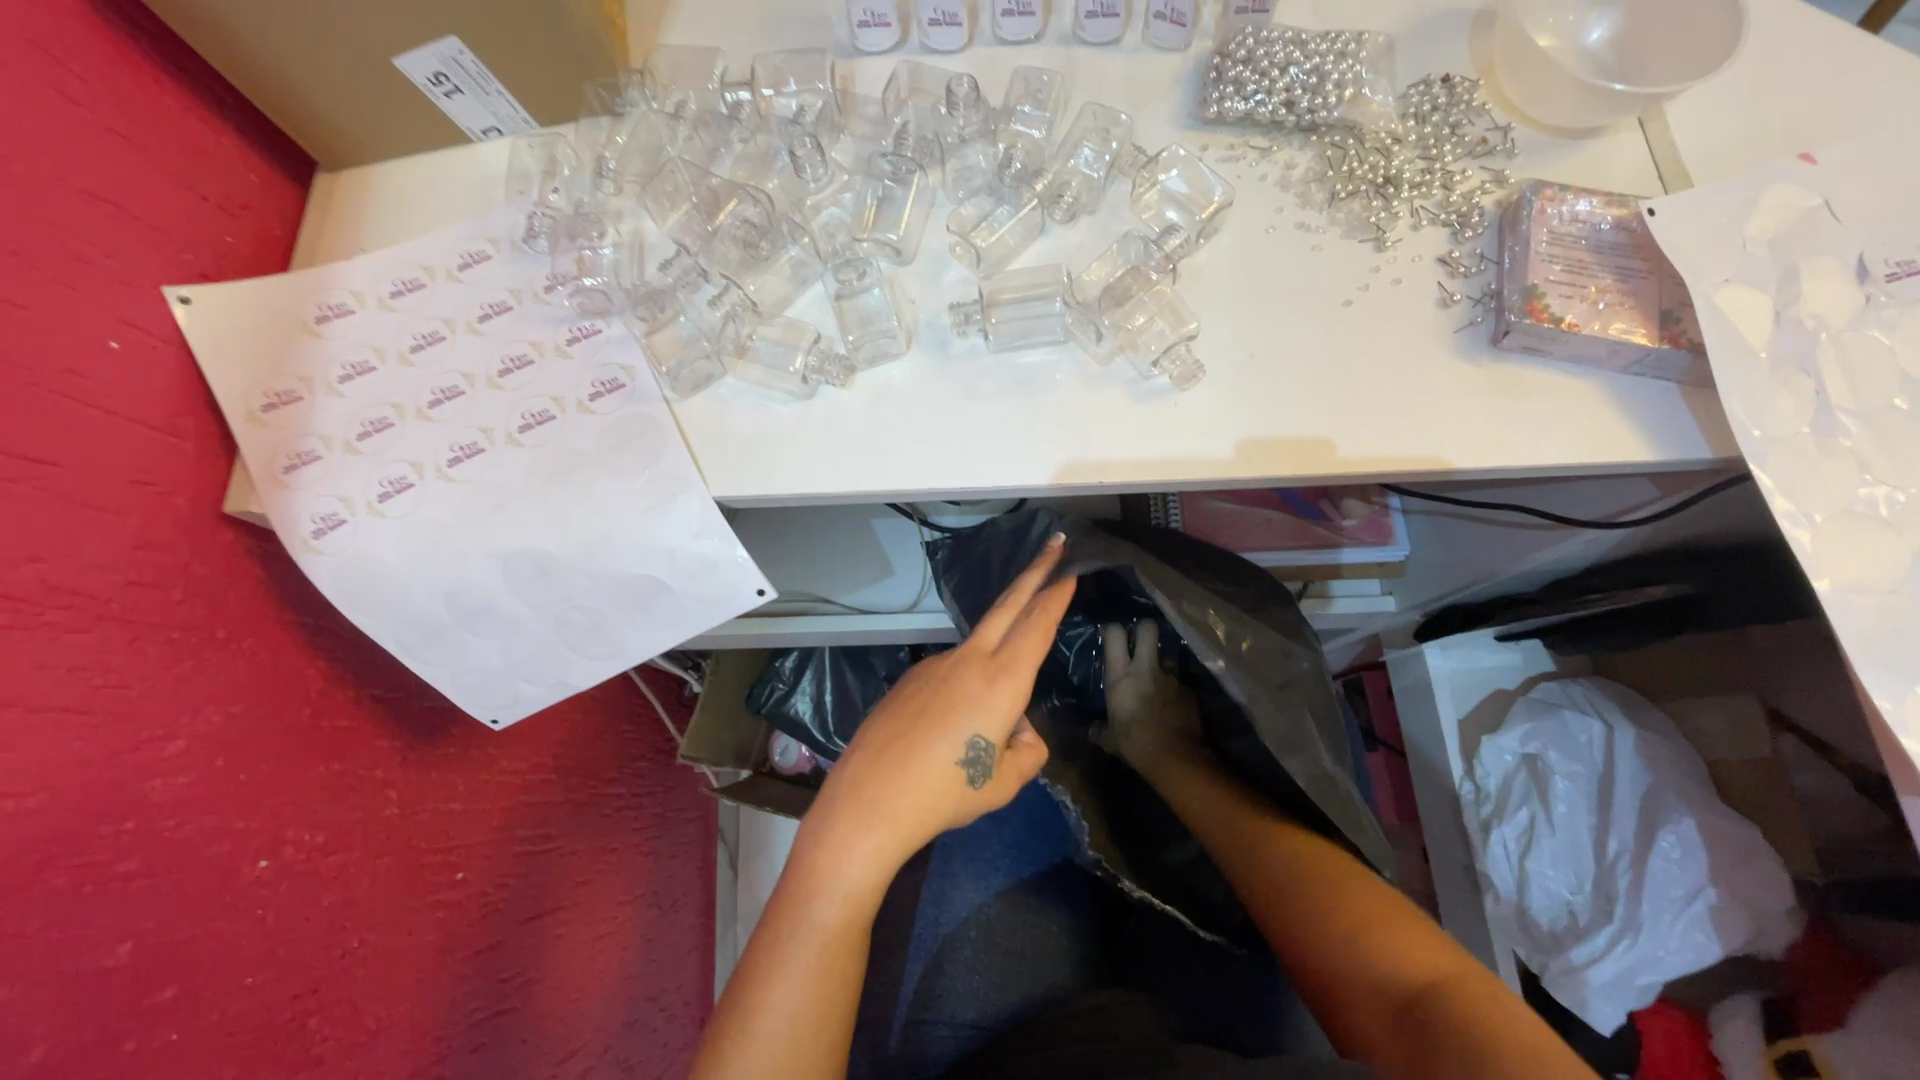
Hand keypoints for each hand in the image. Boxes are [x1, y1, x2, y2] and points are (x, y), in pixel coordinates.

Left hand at [803, 534, 1076, 877]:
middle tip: (1054, 543)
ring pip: (979, 651)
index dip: (1056, 595)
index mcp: (1003, 681)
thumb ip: (1027, 748)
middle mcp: (970, 661)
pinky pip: (950, 675)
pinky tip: (945, 738)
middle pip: (1009, 604)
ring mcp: (935, 665)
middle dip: (1035, 571)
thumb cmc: (948, 792)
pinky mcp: (911, 678)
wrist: (873, 797)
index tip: (1069, 569)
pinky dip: (963, 692)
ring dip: (997, 664)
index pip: (1037, 624)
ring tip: (980, 739)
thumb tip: (1016, 728)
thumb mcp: (1006, 782)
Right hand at [1095, 620, 1206, 776]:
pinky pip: (1179, 682)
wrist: (1174, 757)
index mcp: (1120, 676)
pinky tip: (1172, 705)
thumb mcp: (1109, 739)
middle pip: (1148, 628)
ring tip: (1157, 681)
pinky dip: (1174, 690)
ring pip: (1167, 655)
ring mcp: (1171, 677)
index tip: (1112, 637)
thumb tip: (1093, 730)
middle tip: (1140, 641)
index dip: (1113, 630)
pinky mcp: (1189, 690)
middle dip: (1144, 629)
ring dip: (1161, 664)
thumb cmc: (1134, 744)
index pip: (1114, 633)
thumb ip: (1100, 729)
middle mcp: (1146, 668)